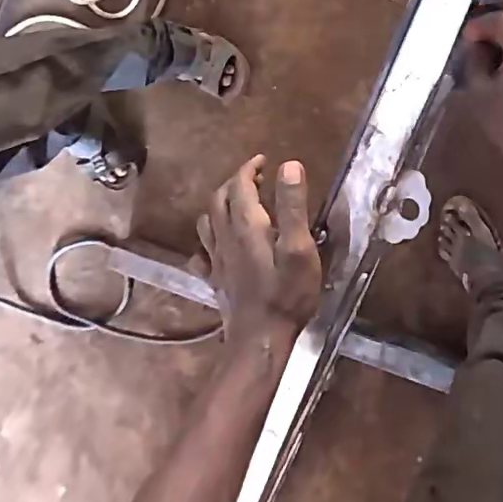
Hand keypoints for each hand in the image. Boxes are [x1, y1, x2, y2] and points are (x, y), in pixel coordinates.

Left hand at [197, 155, 321, 349]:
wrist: (259, 341)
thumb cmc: (287, 293)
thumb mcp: (299, 247)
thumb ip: (293, 206)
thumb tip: (289, 166)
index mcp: (247, 226)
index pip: (240, 186)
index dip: (249, 168)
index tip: (263, 160)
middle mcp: (225, 238)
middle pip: (219, 200)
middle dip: (236, 182)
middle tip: (257, 176)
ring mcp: (217, 261)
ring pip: (208, 222)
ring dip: (221, 204)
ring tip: (238, 201)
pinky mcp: (216, 281)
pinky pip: (204, 252)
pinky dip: (211, 238)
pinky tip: (220, 243)